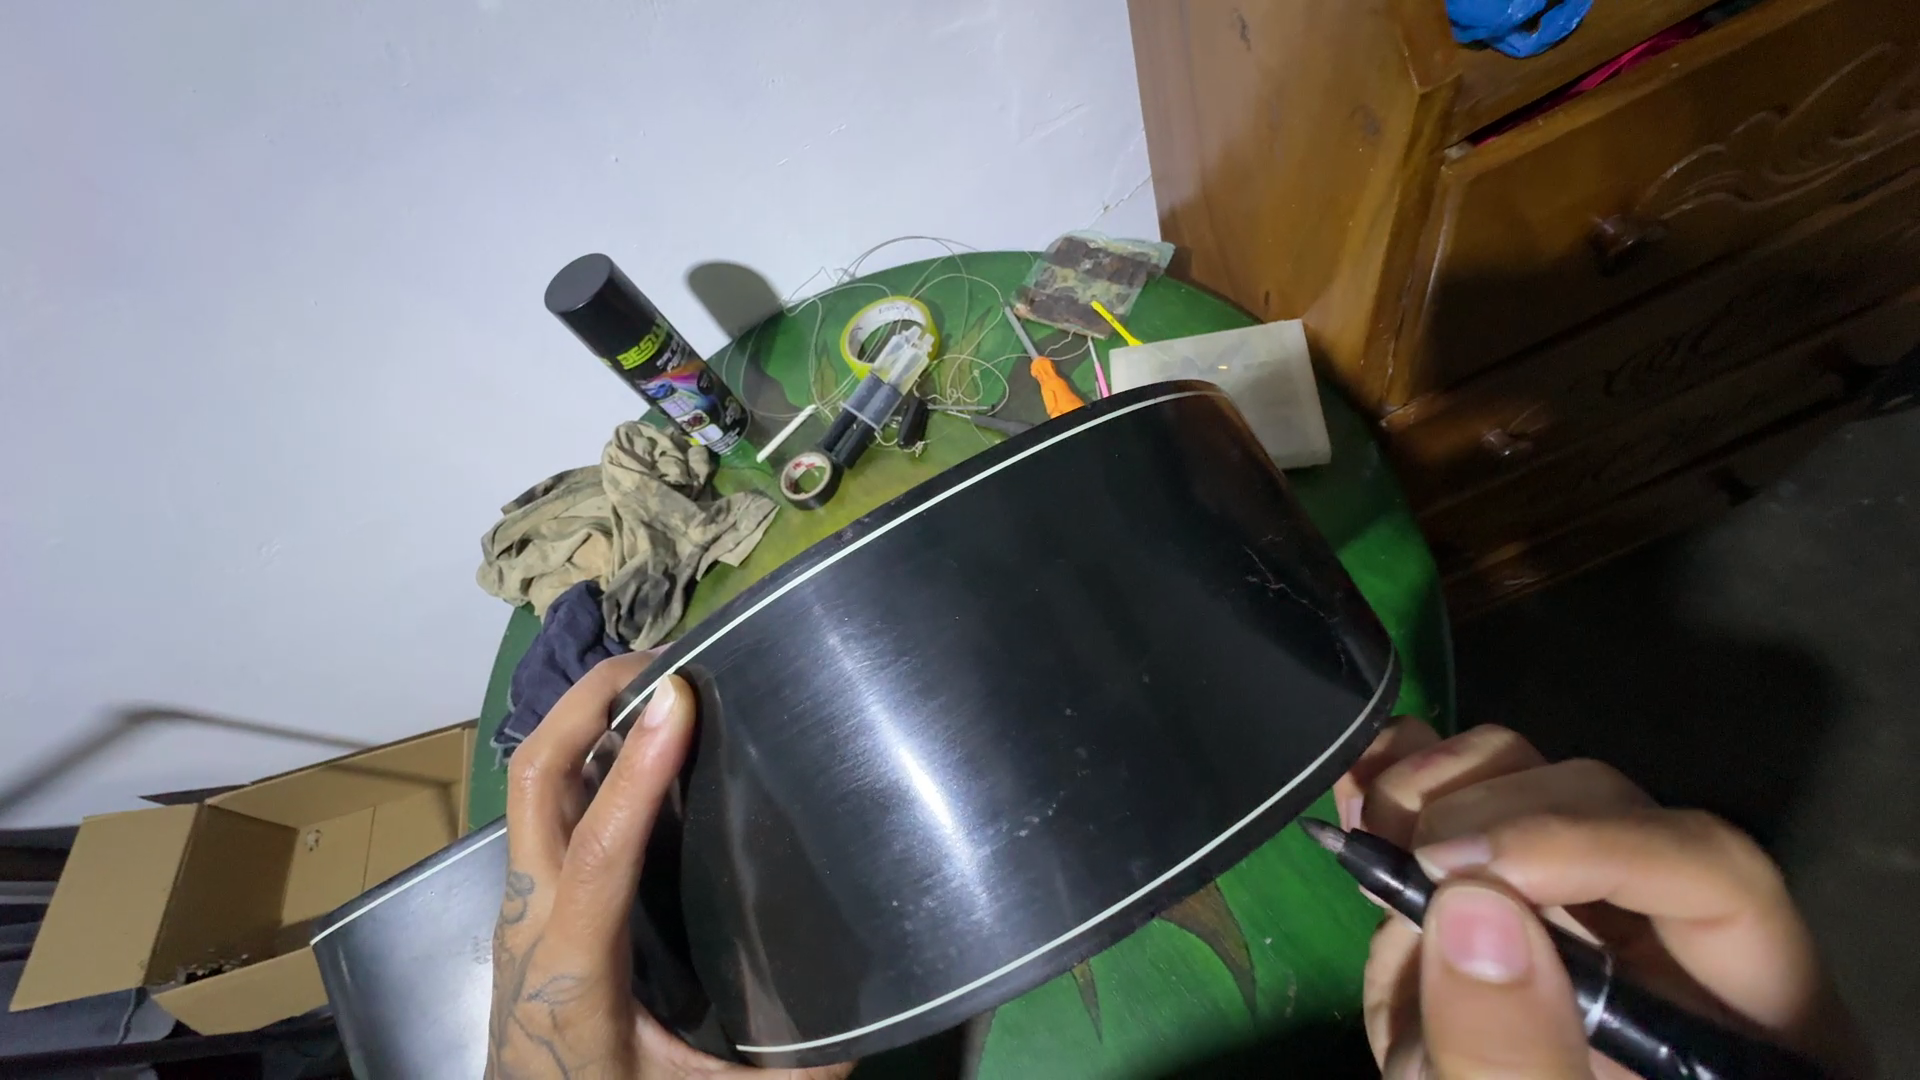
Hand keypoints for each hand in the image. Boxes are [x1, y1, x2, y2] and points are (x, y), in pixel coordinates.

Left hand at [489, 654, 855, 1079]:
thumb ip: (793, 1072)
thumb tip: (873, 1020)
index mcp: (576, 972)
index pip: (600, 856)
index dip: (636, 769)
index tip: (681, 697)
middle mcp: (534, 916)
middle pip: (535, 782)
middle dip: (590, 701)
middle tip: (670, 659)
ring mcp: (526, 895)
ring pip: (534, 778)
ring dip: (586, 711)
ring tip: (661, 677)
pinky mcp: (534, 887)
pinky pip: (551, 794)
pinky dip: (589, 743)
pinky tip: (644, 734)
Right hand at [1336, 719, 1866, 1078]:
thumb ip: (1511, 1051)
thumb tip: (1471, 903)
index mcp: (1722, 1004)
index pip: (1706, 868)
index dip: (1580, 842)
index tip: (1457, 870)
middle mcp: (1650, 913)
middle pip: (1599, 798)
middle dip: (1481, 815)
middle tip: (1404, 862)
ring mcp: (1555, 862)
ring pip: (1518, 763)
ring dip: (1427, 783)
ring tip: (1375, 840)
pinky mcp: (1477, 837)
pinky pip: (1444, 760)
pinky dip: (1391, 759)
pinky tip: (1355, 796)